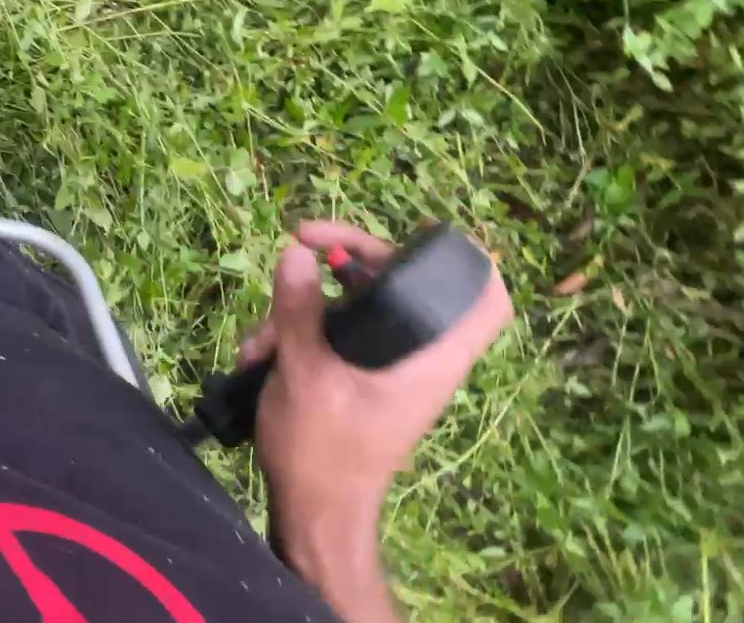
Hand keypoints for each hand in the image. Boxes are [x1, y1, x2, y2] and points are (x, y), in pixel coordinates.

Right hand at [241, 220, 511, 614]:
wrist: (312, 510)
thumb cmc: (321, 449)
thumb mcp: (304, 373)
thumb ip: (299, 310)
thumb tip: (296, 251)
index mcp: (429, 358)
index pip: (485, 298)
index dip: (459, 256)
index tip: (404, 233)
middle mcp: (414, 356)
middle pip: (397, 282)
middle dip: (341, 259)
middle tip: (297, 242)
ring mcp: (381, 365)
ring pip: (349, 305)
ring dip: (297, 308)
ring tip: (260, 341)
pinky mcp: (352, 373)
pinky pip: (327, 330)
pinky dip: (291, 332)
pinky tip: (258, 355)